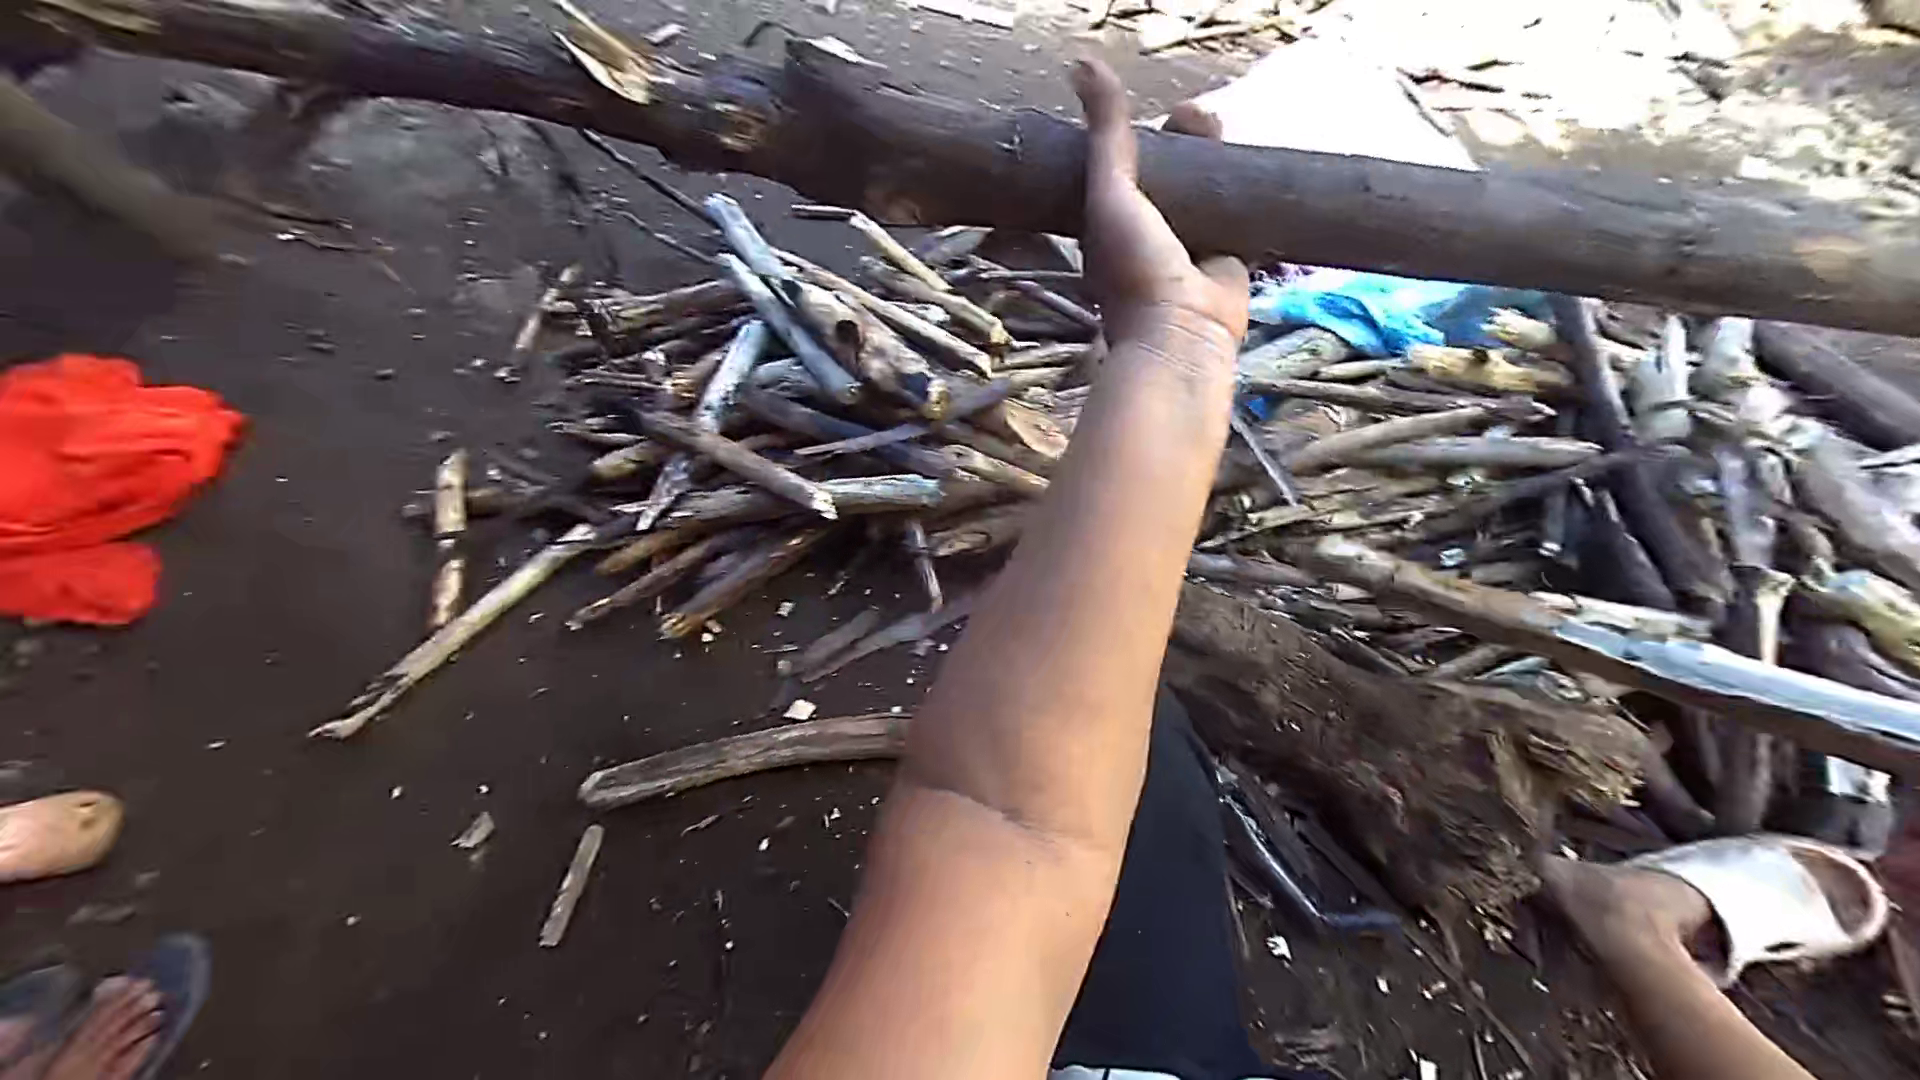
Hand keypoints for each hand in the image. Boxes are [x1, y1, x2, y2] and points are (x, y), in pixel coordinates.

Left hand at [1071, 57, 1249, 353]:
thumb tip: (1081, 62)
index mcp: (1115, 223)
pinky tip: (1258, 166)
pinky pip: (1241, 214)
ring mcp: (1192, 245)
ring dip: (1220, 158)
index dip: (1148, 133)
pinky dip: (1249, 191)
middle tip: (1204, 123)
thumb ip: (1106, 135)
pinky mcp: (1230, 257)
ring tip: (1225, 135)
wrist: (1181, 329)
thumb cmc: (1135, 267)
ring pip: (1209, 187)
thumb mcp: (1110, 194)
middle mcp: (1152, 232)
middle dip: (1190, 138)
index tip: (1168, 118)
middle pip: (1174, 170)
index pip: (1131, 165)